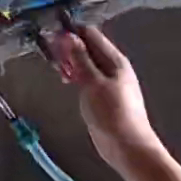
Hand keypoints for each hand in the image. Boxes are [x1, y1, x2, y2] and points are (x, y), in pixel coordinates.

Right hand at [47, 24, 162, 168]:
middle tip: (53, 57)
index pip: (90, 34)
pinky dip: (75, 76)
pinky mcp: (103, 95)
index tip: (52, 38)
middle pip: (88, 47)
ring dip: (71, 62)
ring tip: (59, 71)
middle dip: (69, 48)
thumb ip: (80, 58)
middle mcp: (112, 67)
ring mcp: (108, 81)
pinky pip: (87, 77)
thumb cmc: (112, 113)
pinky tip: (67, 82)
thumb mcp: (92, 82)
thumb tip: (68, 35)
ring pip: (86, 62)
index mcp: (114, 59)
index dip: (71, 32)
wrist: (128, 147)